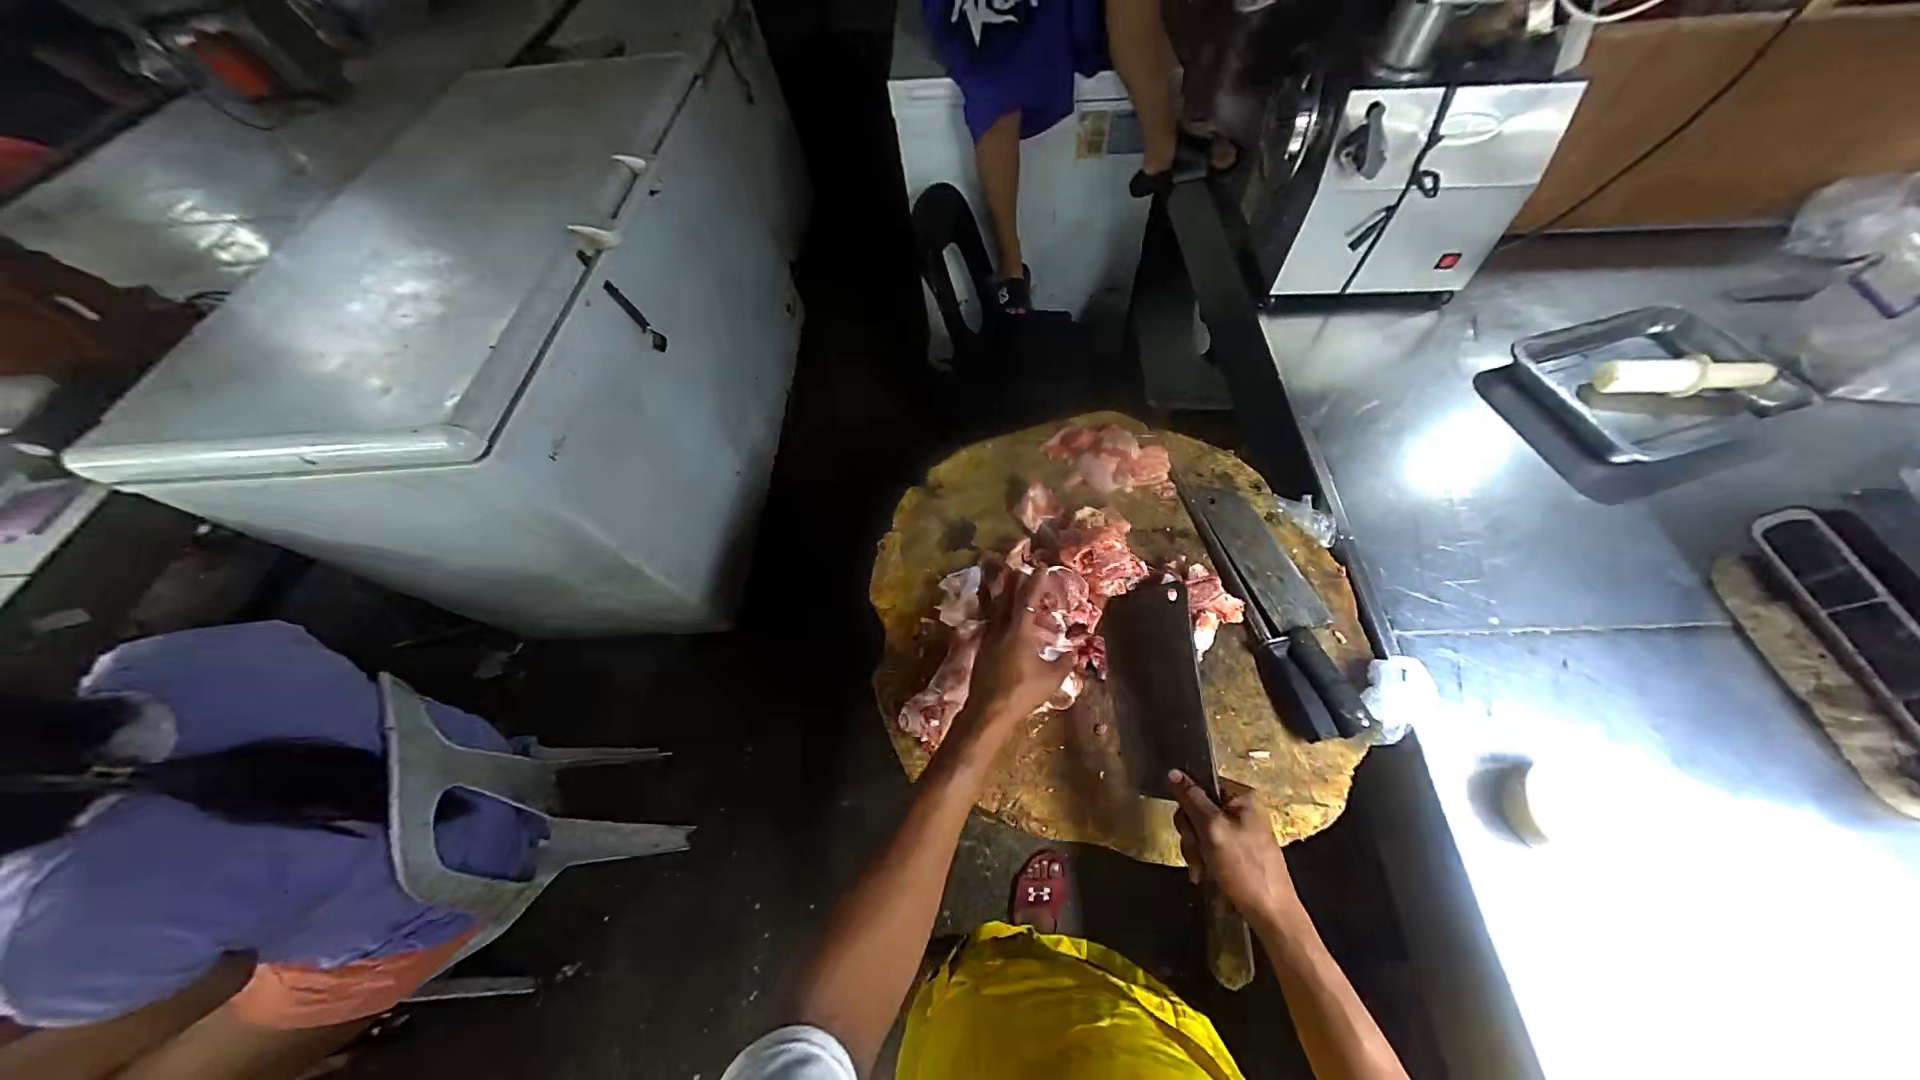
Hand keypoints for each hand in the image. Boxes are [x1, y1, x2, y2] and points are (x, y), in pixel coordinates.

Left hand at [946, 571, 1073, 749]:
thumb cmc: (1023, 692)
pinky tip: (1000, 620)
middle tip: (1021, 569)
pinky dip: (998, 616)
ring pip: (996, 611)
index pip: (1028, 600)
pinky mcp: (982, 651)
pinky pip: (991, 625)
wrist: (989, 711)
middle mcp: (1001, 630)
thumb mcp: (1052, 678)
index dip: (1036, 583)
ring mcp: (988, 640)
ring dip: (1003, 597)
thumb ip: (1064, 662)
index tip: (1042, 568)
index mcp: (1019, 632)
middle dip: (1015, 583)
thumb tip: (1074, 652)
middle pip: (1007, 599)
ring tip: (1008, 586)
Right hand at [1170, 769, 1305, 932]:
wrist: (1270, 914)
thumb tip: (1174, 772)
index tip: (1188, 825)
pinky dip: (1203, 861)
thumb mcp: (1212, 829)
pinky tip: (1207, 875)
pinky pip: (1208, 847)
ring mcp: (1239, 832)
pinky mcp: (1236, 852)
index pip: (1200, 784)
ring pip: (1199, 830)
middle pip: (1197, 809)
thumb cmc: (1245, 868)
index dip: (1188, 804)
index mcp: (1242, 797)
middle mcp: (1241, 810)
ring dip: (1196, 851)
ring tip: (1204, 869)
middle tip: (1199, 852)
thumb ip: (1191, 799)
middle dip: (1192, 834)